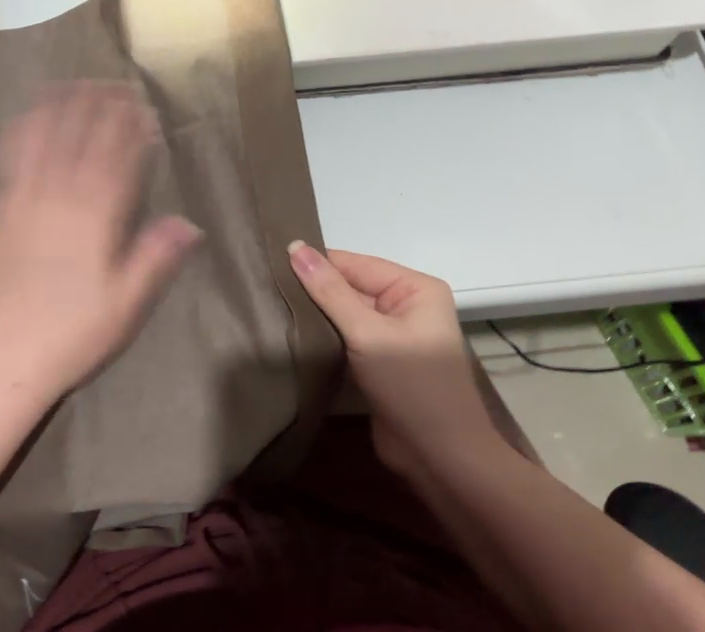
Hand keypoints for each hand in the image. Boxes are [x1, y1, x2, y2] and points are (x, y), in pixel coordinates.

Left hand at [0, 82, 202, 406]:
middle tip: (116, 83)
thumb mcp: (125, 304)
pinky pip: (11, 158)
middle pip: (82, 136)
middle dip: (100, 105)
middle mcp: (58, 197)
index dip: (132, 127)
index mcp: (96, 217)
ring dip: (61, 106)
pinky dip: (23, 130)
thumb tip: (190, 224)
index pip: (118, 157)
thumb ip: (155, 257)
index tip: (144, 105)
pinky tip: (28, 118)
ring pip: (44, 138)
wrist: (0, 359)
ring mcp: (23, 200)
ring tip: (75, 84)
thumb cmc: (71, 334)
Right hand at [287, 244, 502, 475]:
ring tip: (270, 310)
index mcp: (415, 288)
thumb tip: (294, 246)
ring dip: (315, 316)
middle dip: (312, 291)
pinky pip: (346, 339)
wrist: (441, 458)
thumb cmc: (412, 387)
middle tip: (263, 289)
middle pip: (349, 286)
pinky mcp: (379, 363)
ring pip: (344, 315)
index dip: (315, 264)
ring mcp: (393, 336)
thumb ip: (330, 291)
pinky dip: (323, 339)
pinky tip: (291, 336)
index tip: (269, 266)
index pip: (354, 263)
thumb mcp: (368, 333)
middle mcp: (406, 306)